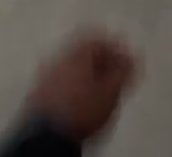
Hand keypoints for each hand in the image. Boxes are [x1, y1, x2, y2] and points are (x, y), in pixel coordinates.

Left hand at [25, 30, 141, 142]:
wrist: (46, 133)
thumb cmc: (83, 107)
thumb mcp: (112, 90)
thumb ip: (124, 70)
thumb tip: (134, 57)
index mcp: (79, 49)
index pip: (101, 38)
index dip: (118, 48)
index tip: (128, 62)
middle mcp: (61, 54)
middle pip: (85, 51)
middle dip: (102, 63)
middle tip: (114, 78)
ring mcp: (46, 72)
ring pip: (73, 67)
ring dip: (87, 76)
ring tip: (99, 92)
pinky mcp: (38, 91)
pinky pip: (61, 81)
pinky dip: (74, 87)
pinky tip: (80, 101)